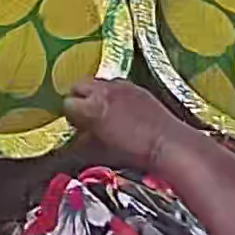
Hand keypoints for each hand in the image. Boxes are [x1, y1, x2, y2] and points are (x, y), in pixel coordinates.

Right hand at [66, 79, 195, 170]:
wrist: (167, 144)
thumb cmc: (134, 152)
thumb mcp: (101, 151)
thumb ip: (83, 141)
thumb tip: (77, 138)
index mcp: (92, 108)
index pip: (67, 104)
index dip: (70, 116)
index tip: (76, 125)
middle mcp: (103, 90)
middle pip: (78, 86)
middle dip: (78, 99)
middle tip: (85, 116)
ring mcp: (121, 85)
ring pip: (96, 82)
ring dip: (94, 94)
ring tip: (102, 111)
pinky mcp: (135, 86)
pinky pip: (115, 84)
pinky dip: (112, 93)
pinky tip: (121, 108)